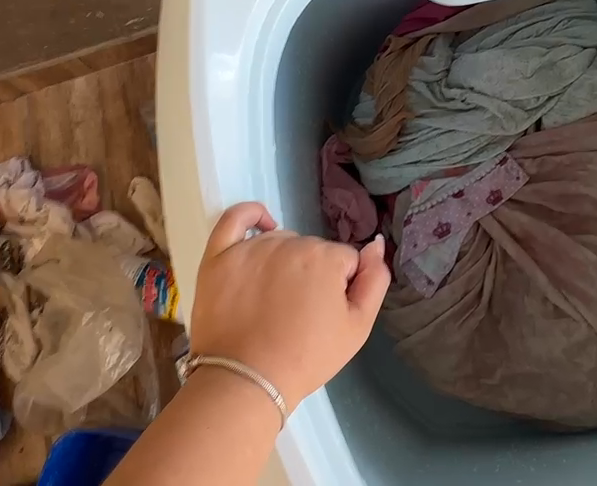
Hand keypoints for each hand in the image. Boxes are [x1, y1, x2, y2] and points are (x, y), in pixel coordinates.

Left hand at [189, 202, 389, 406]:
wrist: (245, 383)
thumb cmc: (305, 358)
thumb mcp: (357, 328)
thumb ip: (375, 280)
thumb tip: (376, 244)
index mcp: (326, 257)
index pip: (343, 261)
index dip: (339, 289)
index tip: (325, 315)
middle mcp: (291, 243)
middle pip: (311, 250)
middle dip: (311, 275)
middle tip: (299, 315)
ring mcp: (252, 247)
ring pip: (280, 240)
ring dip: (284, 260)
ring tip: (274, 300)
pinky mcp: (220, 256)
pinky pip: (235, 218)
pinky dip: (250, 215)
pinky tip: (262, 224)